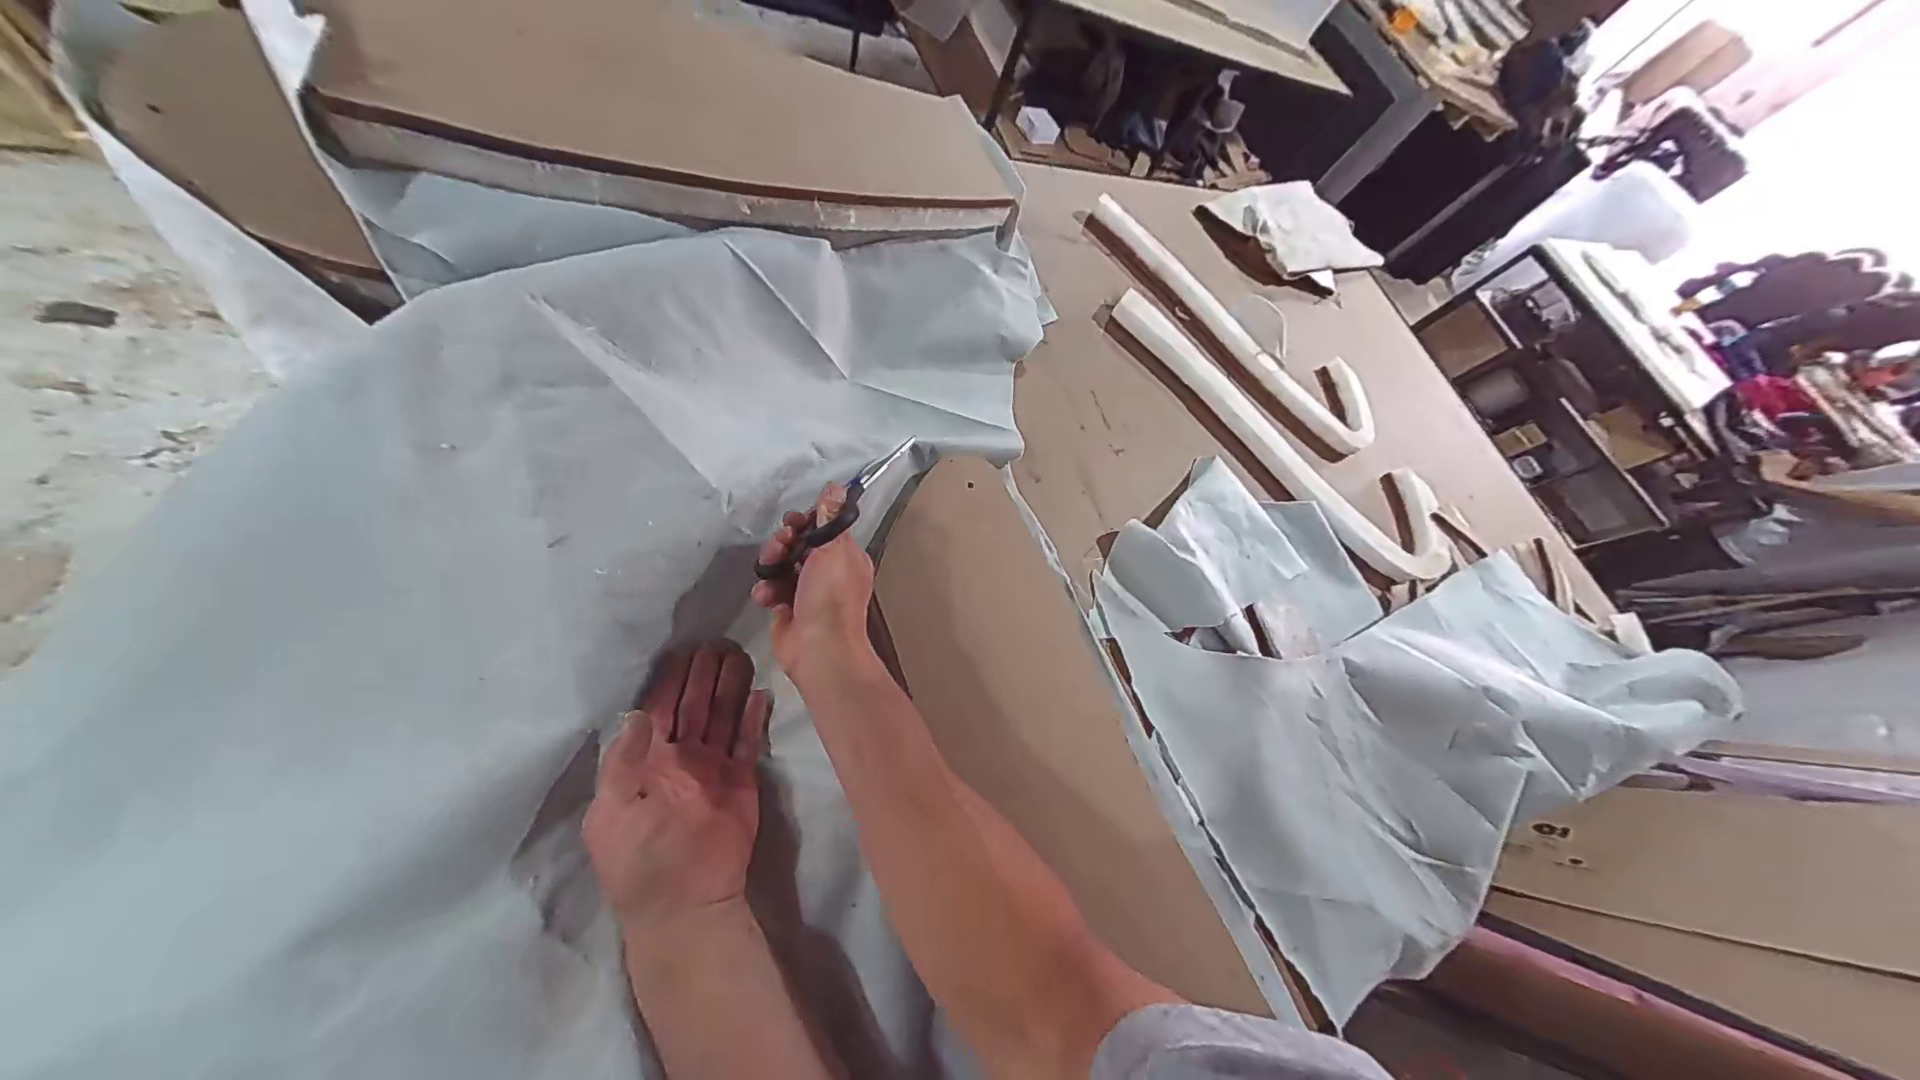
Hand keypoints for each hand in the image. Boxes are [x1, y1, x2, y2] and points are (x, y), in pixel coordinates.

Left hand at [583, 642, 772, 933]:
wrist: (684, 903)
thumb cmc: (637, 860)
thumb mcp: (611, 811)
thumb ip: (623, 761)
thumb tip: (638, 712)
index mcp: (646, 763)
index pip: (659, 709)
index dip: (670, 680)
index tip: (684, 650)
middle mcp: (681, 758)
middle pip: (696, 705)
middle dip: (704, 675)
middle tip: (719, 643)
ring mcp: (713, 768)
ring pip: (723, 716)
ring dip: (730, 687)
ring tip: (740, 656)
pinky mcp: (742, 780)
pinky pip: (749, 742)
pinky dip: (753, 718)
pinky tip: (759, 694)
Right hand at [750, 484, 876, 683]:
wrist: (819, 648)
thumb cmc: (831, 599)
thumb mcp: (834, 550)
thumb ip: (831, 518)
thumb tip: (836, 489)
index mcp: (846, 557)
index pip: (824, 528)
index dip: (807, 522)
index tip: (795, 522)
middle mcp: (828, 572)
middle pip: (798, 544)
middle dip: (783, 542)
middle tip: (781, 545)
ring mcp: (808, 591)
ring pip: (781, 564)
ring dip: (772, 564)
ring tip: (771, 571)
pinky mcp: (789, 608)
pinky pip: (772, 588)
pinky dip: (767, 590)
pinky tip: (767, 596)